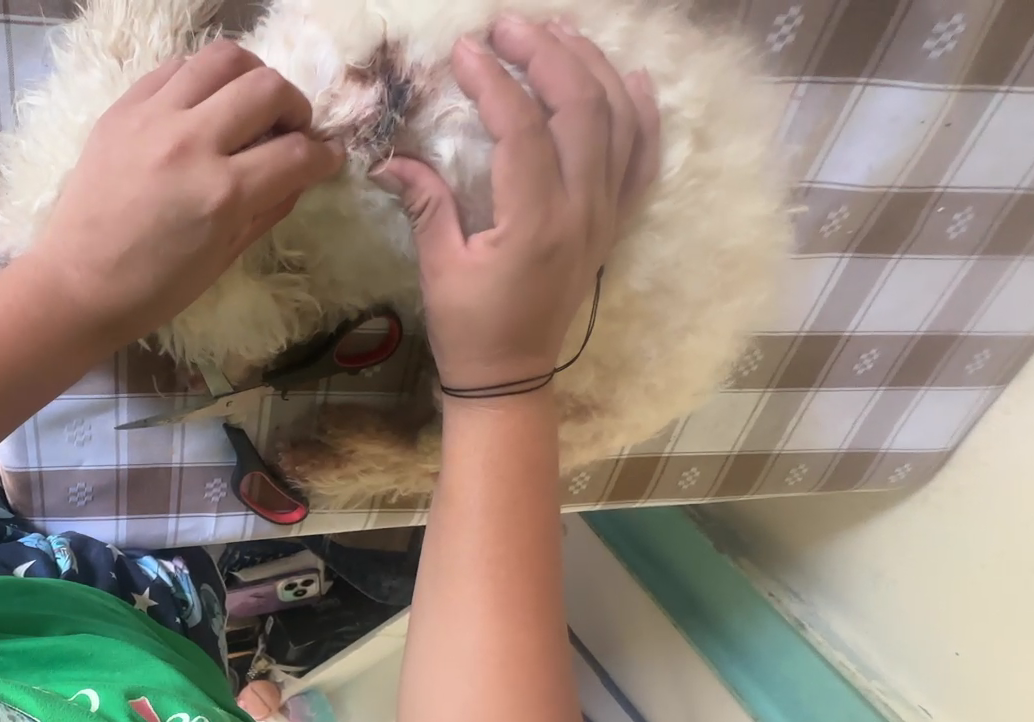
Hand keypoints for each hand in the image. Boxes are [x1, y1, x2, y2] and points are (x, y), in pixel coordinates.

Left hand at [12, 41, 344, 345]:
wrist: (77, 286)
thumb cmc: (153, 291)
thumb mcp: (221, 261)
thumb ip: (266, 212)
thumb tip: (298, 177)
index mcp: (222, 195)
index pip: (295, 154)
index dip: (324, 156)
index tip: (329, 159)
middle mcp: (192, 142)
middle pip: (268, 89)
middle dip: (295, 108)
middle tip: (292, 131)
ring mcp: (153, 118)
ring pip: (224, 59)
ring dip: (252, 78)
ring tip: (251, 106)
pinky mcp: (122, 109)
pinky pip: (177, 68)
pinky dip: (203, 79)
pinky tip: (205, 105)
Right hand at [374, 17, 659, 394]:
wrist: (509, 375)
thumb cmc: (467, 328)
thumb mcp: (439, 268)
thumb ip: (426, 203)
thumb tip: (390, 158)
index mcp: (534, 222)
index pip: (522, 127)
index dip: (494, 81)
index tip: (463, 52)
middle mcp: (582, 209)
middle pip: (581, 105)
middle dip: (545, 53)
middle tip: (508, 27)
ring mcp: (606, 214)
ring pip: (618, 118)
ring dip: (590, 66)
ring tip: (556, 34)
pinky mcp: (613, 223)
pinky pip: (643, 156)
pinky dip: (642, 111)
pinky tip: (628, 77)